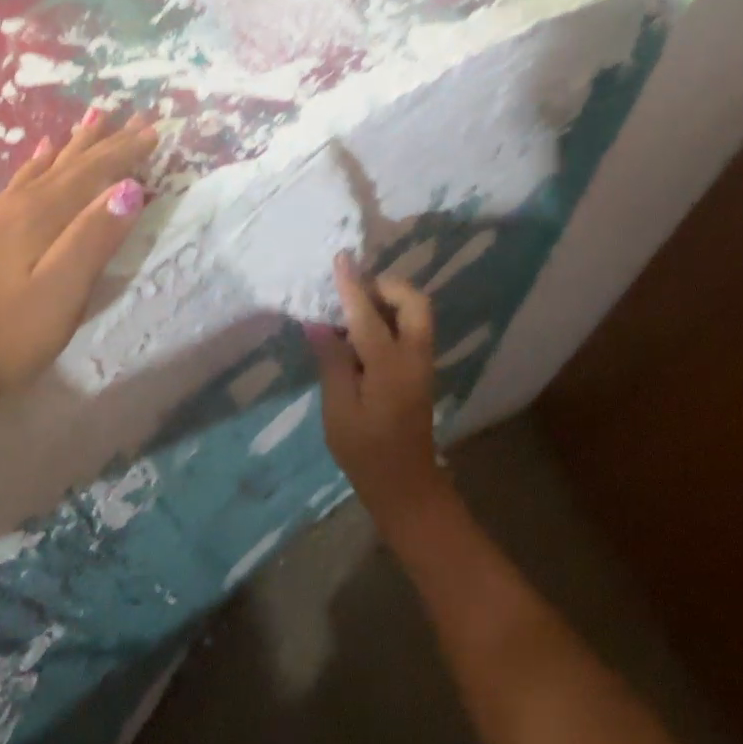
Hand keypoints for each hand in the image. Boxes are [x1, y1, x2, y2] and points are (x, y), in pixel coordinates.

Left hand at [0, 108, 156, 404]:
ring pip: (45, 169)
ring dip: (73, 146)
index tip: (156, 130)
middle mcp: (20, 207)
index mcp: (41, 216)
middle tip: (133, 115)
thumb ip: (94, 238)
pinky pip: (20, 184)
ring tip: (92, 119)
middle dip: (105, 141)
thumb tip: (130, 188)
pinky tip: (38, 157)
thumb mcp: (62, 292)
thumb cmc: (7, 335)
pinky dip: (36, 165)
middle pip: (70, 164)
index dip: (126, 152)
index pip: (93, 173)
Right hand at [309, 254, 445, 518]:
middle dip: (386, 286)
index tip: (341, 258)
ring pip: (416, 314)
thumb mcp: (339, 411)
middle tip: (353, 293)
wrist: (407, 486)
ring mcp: (423, 364)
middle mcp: (414, 357)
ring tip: (353, 312)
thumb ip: (332, 363)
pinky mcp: (422, 372)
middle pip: (413, 302)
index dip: (352, 285)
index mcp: (390, 366)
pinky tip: (362, 335)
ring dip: (389, 301)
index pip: (368, 314)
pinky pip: (412, 330)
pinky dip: (391, 319)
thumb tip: (319, 323)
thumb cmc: (366, 452)